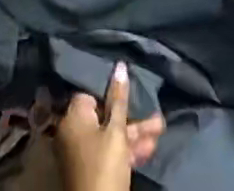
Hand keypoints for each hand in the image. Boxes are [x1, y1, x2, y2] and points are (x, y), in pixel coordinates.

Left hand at [54, 63, 164, 190]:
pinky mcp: (92, 168)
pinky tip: (149, 148)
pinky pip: (110, 150)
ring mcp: (82, 152)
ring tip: (160, 129)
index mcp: (72, 118)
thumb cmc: (104, 164)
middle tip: (153, 112)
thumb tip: (119, 66)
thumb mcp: (116, 130)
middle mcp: (73, 132)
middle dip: (131, 115)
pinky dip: (127, 148)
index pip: (89, 92)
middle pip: (104, 114)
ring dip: (135, 133)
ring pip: (111, 134)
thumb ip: (119, 99)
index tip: (129, 85)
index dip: (109, 88)